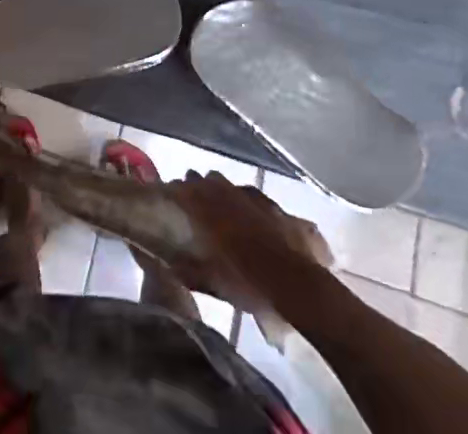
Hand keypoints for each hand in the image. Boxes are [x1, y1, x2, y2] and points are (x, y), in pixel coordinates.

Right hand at [169, 171, 331, 299]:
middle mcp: (230, 200)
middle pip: (208, 181)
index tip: (168, 191)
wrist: (299, 286)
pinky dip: (247, 198)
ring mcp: (256, 200)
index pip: (185, 191)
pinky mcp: (278, 208)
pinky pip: (255, 195)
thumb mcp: (216, 285)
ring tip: (217, 194)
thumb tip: (171, 266)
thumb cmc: (251, 285)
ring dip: (221, 186)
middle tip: (191, 190)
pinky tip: (249, 204)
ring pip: (231, 184)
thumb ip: (191, 274)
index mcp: (209, 215)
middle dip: (197, 183)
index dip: (175, 189)